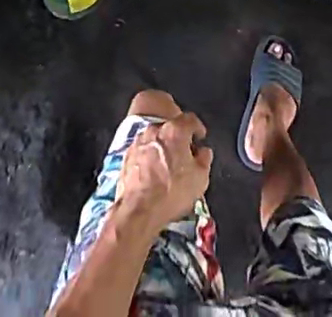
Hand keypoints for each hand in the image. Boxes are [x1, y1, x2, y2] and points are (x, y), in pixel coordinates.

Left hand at [115, 113, 212, 229]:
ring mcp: (138, 143)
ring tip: (167, 166)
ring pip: (155, 139)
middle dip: (179, 138)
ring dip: (162, 147)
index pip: (191, 119)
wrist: (138, 212)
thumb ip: (204, 158)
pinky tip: (152, 175)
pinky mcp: (126, 157)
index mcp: (176, 131)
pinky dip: (149, 158)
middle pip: (171, 127)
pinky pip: (143, 151)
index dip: (198, 128)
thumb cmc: (171, 192)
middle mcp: (155, 131)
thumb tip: (202, 152)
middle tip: (184, 154)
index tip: (200, 137)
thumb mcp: (201, 177)